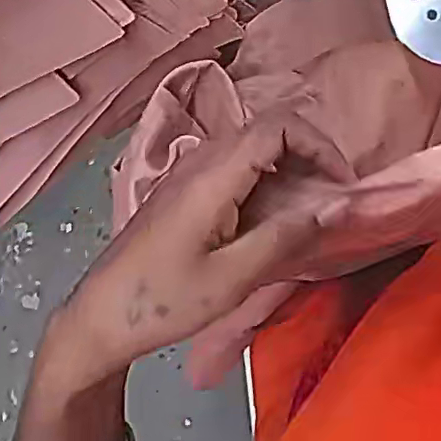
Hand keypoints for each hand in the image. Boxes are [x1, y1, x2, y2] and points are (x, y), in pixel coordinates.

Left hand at [40, 113, 352, 391]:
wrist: (99, 315)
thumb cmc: (163, 300)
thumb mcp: (233, 277)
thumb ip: (287, 236)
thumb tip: (337, 205)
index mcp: (214, 173)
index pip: (279, 125)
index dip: (321, 144)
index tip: (341, 184)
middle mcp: (203, 158)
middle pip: (270, 129)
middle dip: (312, 156)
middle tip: (332, 199)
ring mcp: (192, 169)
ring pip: (256, 147)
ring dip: (292, 169)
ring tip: (310, 211)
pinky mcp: (188, 186)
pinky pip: (239, 165)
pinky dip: (270, 180)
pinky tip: (274, 217)